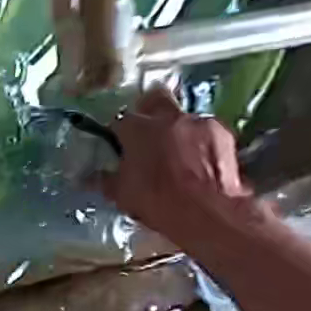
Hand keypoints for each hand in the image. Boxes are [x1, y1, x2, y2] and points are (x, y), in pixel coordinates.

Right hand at [100, 87, 258, 243]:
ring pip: (183, 117)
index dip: (120, 134)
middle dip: (150, 110)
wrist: (208, 212)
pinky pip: (206, 131)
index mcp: (137, 129)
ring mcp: (197, 121)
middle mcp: (167, 117)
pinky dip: (202, 143)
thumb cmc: (160, 203)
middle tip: (150, 133)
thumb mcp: (124, 196)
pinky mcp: (221, 131)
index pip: (120, 121)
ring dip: (179, 131)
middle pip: (155, 98)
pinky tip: (203, 162)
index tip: (121, 146)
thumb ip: (107, 181)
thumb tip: (89, 178)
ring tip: (181, 156)